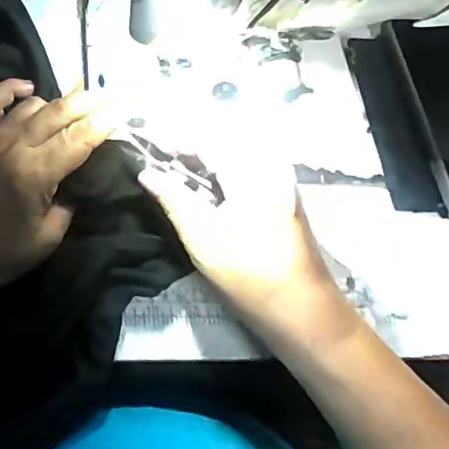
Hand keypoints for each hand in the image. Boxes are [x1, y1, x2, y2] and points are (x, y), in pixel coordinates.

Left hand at [0, 79, 118, 306]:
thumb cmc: (7, 253)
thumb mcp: (52, 232)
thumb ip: (71, 195)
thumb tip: (85, 170)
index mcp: (35, 173)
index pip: (79, 137)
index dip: (105, 123)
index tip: (124, 112)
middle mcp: (14, 147)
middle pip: (59, 112)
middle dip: (89, 103)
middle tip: (110, 100)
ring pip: (32, 105)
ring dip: (58, 103)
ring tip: (77, 106)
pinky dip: (10, 89)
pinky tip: (28, 87)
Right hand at [135, 139, 351, 350]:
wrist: (302, 310)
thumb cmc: (250, 275)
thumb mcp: (202, 236)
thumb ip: (172, 198)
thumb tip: (146, 172)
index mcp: (253, 169)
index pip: (207, 138)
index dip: (173, 137)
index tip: (145, 142)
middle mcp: (270, 165)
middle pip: (221, 141)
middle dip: (187, 144)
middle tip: (157, 155)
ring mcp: (280, 179)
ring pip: (234, 153)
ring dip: (203, 157)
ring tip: (173, 167)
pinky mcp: (281, 194)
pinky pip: (245, 167)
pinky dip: (220, 169)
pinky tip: (201, 183)